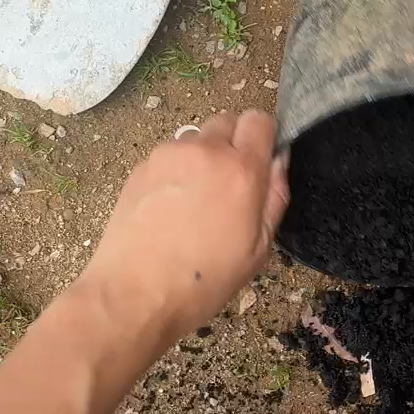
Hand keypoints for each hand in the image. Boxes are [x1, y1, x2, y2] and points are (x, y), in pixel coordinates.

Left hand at [77, 110, 289, 345]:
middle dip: (233, 145)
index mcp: (241, 170)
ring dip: (202, 158)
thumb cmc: (203, 281)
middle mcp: (205, 151)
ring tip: (195, 202)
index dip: (263, 138)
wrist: (135, 293)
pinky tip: (170, 208)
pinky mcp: (141, 166)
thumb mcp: (258, 249)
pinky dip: (175, 172)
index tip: (260, 162)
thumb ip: (275, 196)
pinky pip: (169, 156)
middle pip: (227, 122)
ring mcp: (168, 155)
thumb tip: (278, 160)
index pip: (260, 120)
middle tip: (229, 185)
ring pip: (196, 139)